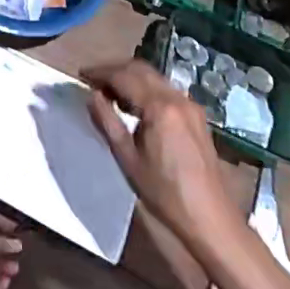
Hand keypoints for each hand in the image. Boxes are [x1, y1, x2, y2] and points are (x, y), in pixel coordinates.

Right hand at [82, 60, 237, 249]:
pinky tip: (133, 104)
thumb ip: (106, 120)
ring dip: (130, 77)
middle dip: (113, 70)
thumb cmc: (163, 190)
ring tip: (108, 91)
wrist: (210, 218)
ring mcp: (191, 108)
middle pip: (140, 70)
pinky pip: (165, 90)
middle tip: (92, 80)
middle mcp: (177, 100)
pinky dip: (145, 88)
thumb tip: (91, 95)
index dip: (99, 73)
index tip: (80, 76)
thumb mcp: (126, 156)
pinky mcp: (196, 118)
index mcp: (159, 108)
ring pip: (154, 78)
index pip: (123, 76)